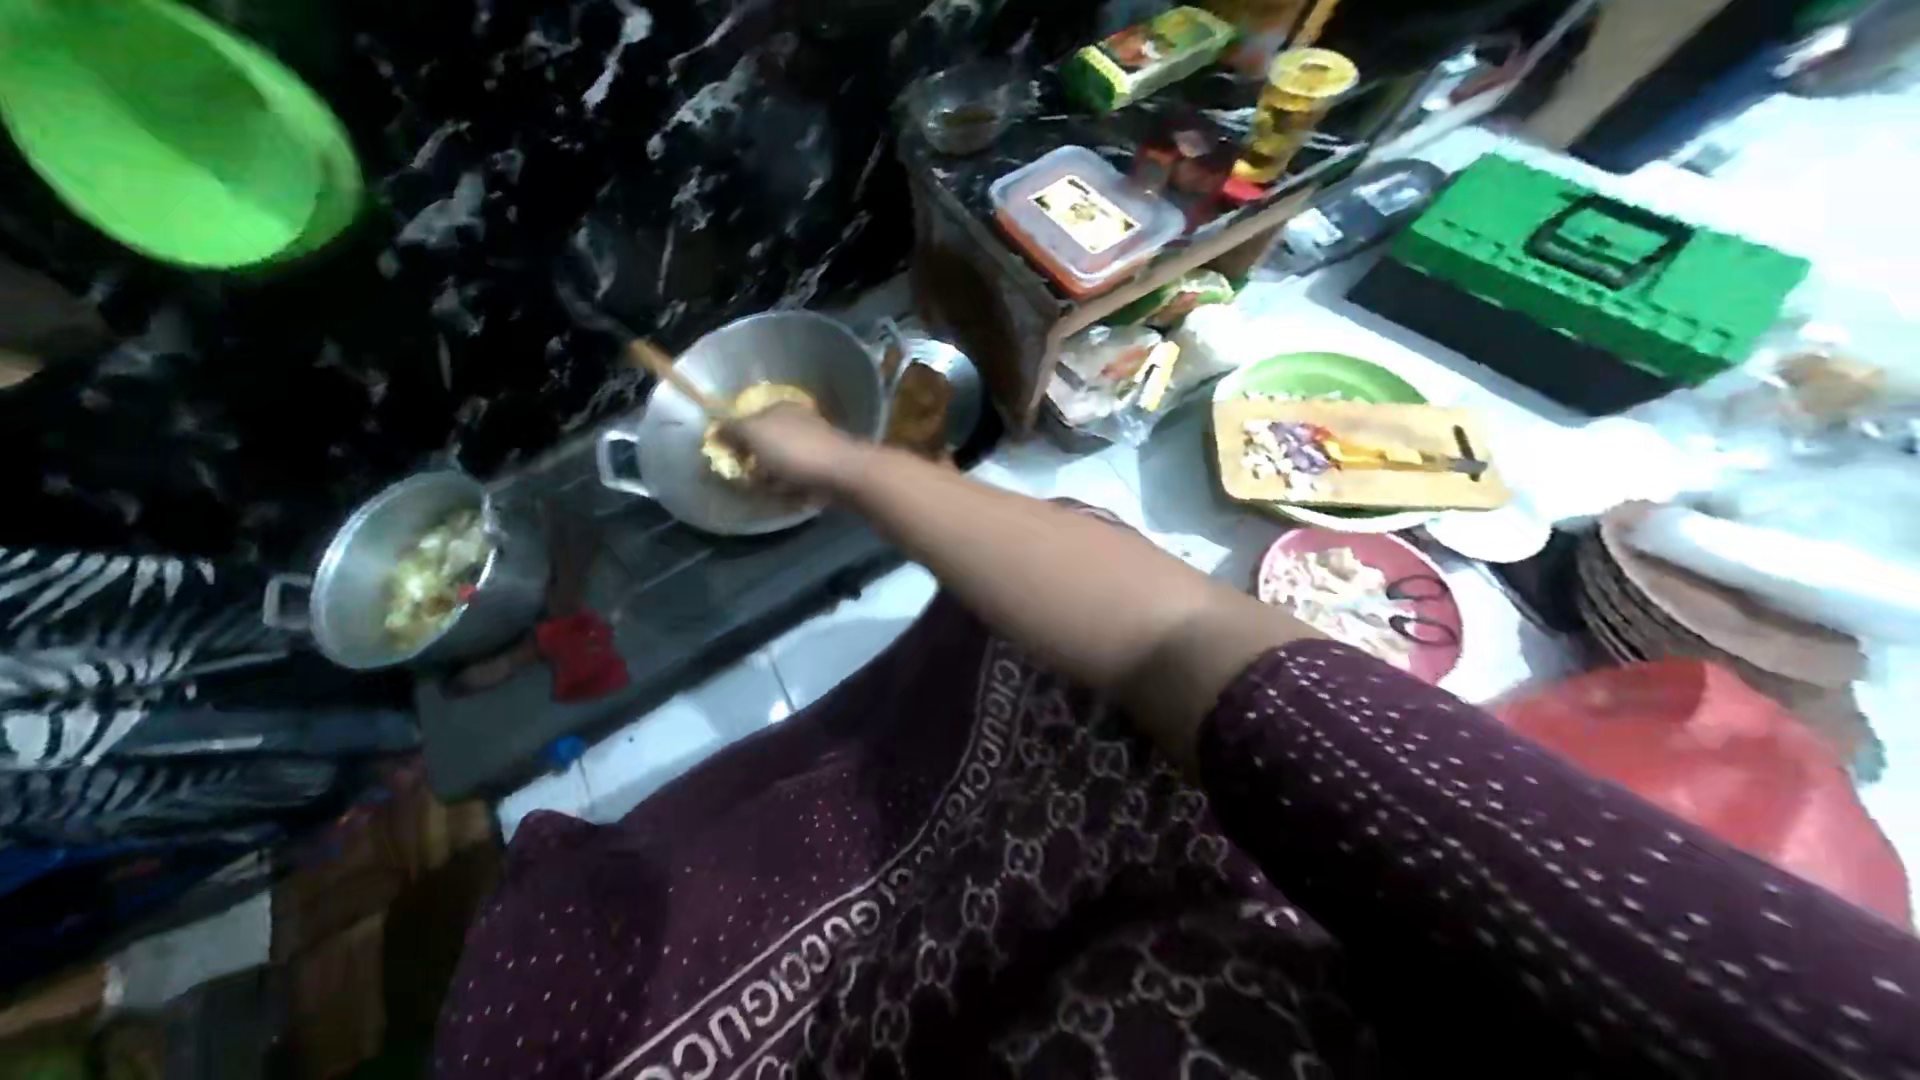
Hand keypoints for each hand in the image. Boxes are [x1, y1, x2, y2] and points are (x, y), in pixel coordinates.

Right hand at [725, 403, 868, 491]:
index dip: (738, 439)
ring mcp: (816, 447)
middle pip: (768, 445)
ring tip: (772, 491)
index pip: (750, 420)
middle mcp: (799, 424)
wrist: (844, 474)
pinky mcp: (827, 470)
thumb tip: (716, 429)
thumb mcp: (754, 433)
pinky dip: (795, 491)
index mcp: (781, 409)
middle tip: (750, 479)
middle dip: (757, 464)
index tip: (730, 458)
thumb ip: (733, 429)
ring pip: (784, 465)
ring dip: (775, 480)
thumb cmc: (795, 451)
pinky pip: (802, 481)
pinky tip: (793, 498)